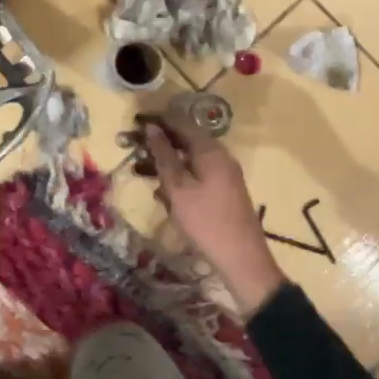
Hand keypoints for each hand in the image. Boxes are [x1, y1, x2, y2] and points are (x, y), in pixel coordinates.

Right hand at [143, 112, 285, 314]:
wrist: (242, 258)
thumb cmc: (205, 220)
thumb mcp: (178, 187)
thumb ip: (164, 156)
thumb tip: (152, 128)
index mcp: (211, 150)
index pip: (181, 123)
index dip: (159, 120)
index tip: (136, 121)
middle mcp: (221, 156)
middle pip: (187, 140)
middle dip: (161, 144)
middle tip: (136, 150)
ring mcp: (225, 174)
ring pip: (191, 160)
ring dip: (168, 164)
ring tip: (143, 173)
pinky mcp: (225, 191)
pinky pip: (198, 175)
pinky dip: (180, 178)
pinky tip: (166, 194)